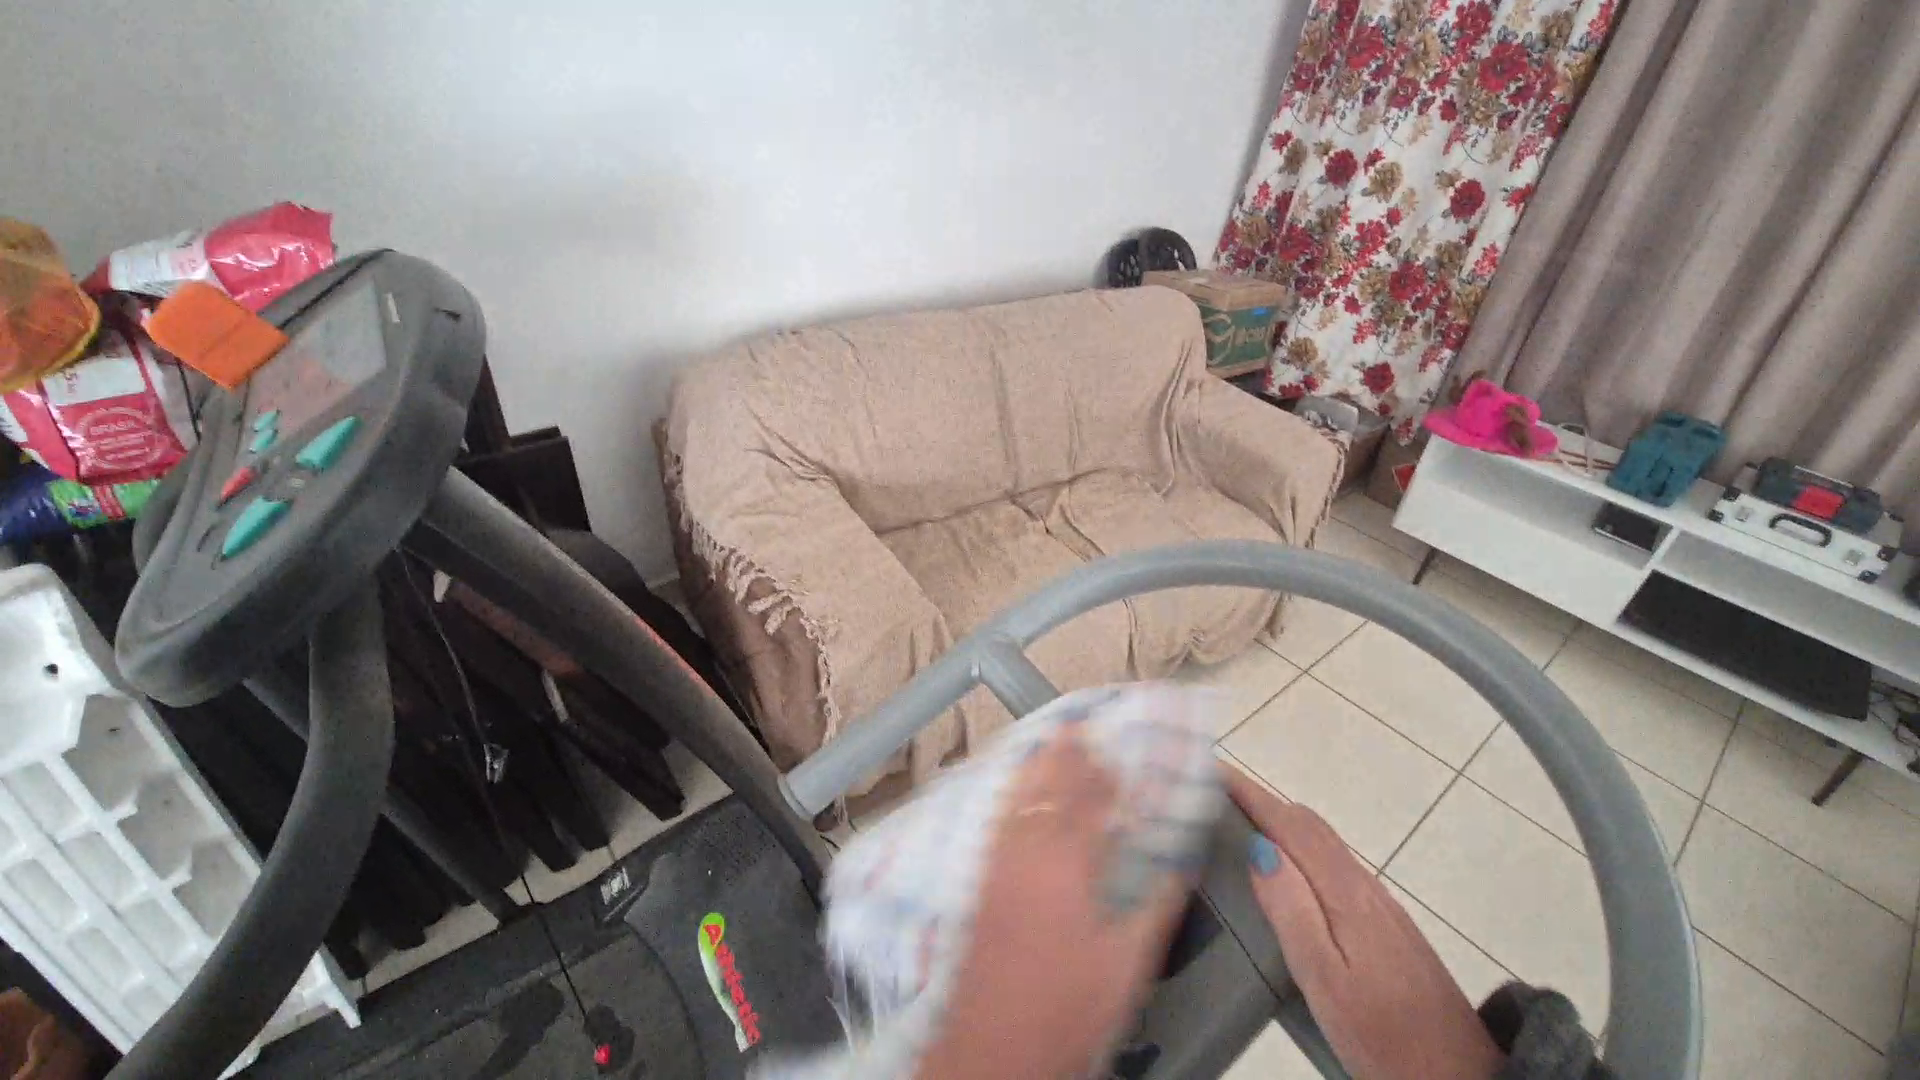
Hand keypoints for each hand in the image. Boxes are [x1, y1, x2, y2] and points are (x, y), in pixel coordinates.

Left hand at [916, 733, 1189, 1079]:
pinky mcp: (979, 885)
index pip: (1090, 801)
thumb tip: (1178, 859)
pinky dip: (1009, 797)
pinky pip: (996, 823)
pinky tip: (1011, 793)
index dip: (1103, 770)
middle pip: (1048, 790)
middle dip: (1064, 754)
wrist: (994, 1044)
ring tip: (1046, 741)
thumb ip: (1157, 901)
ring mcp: (999, 866)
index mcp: (1070, 865)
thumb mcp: (1129, 960)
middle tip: (1076, 723)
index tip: (1115, 744)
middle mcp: (1029, 853)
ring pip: (1018, 800)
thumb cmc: (1069, 1006)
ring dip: (1035, 767)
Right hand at [1226, 767, 1504, 1079]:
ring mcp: (1380, 906)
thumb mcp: (1325, 980)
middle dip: (1261, 801)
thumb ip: (1291, 911)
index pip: (1290, 825)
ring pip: (1322, 845)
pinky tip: (1283, 873)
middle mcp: (1365, 888)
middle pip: (1308, 825)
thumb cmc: (1385, 1037)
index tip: (1212, 769)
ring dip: (1280, 825)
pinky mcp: (1387, 926)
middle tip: (1213, 797)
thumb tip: (1258, 848)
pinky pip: (1332, 867)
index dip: (1250, 793)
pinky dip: (1299, 851)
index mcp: (1345, 895)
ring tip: (1237, 826)